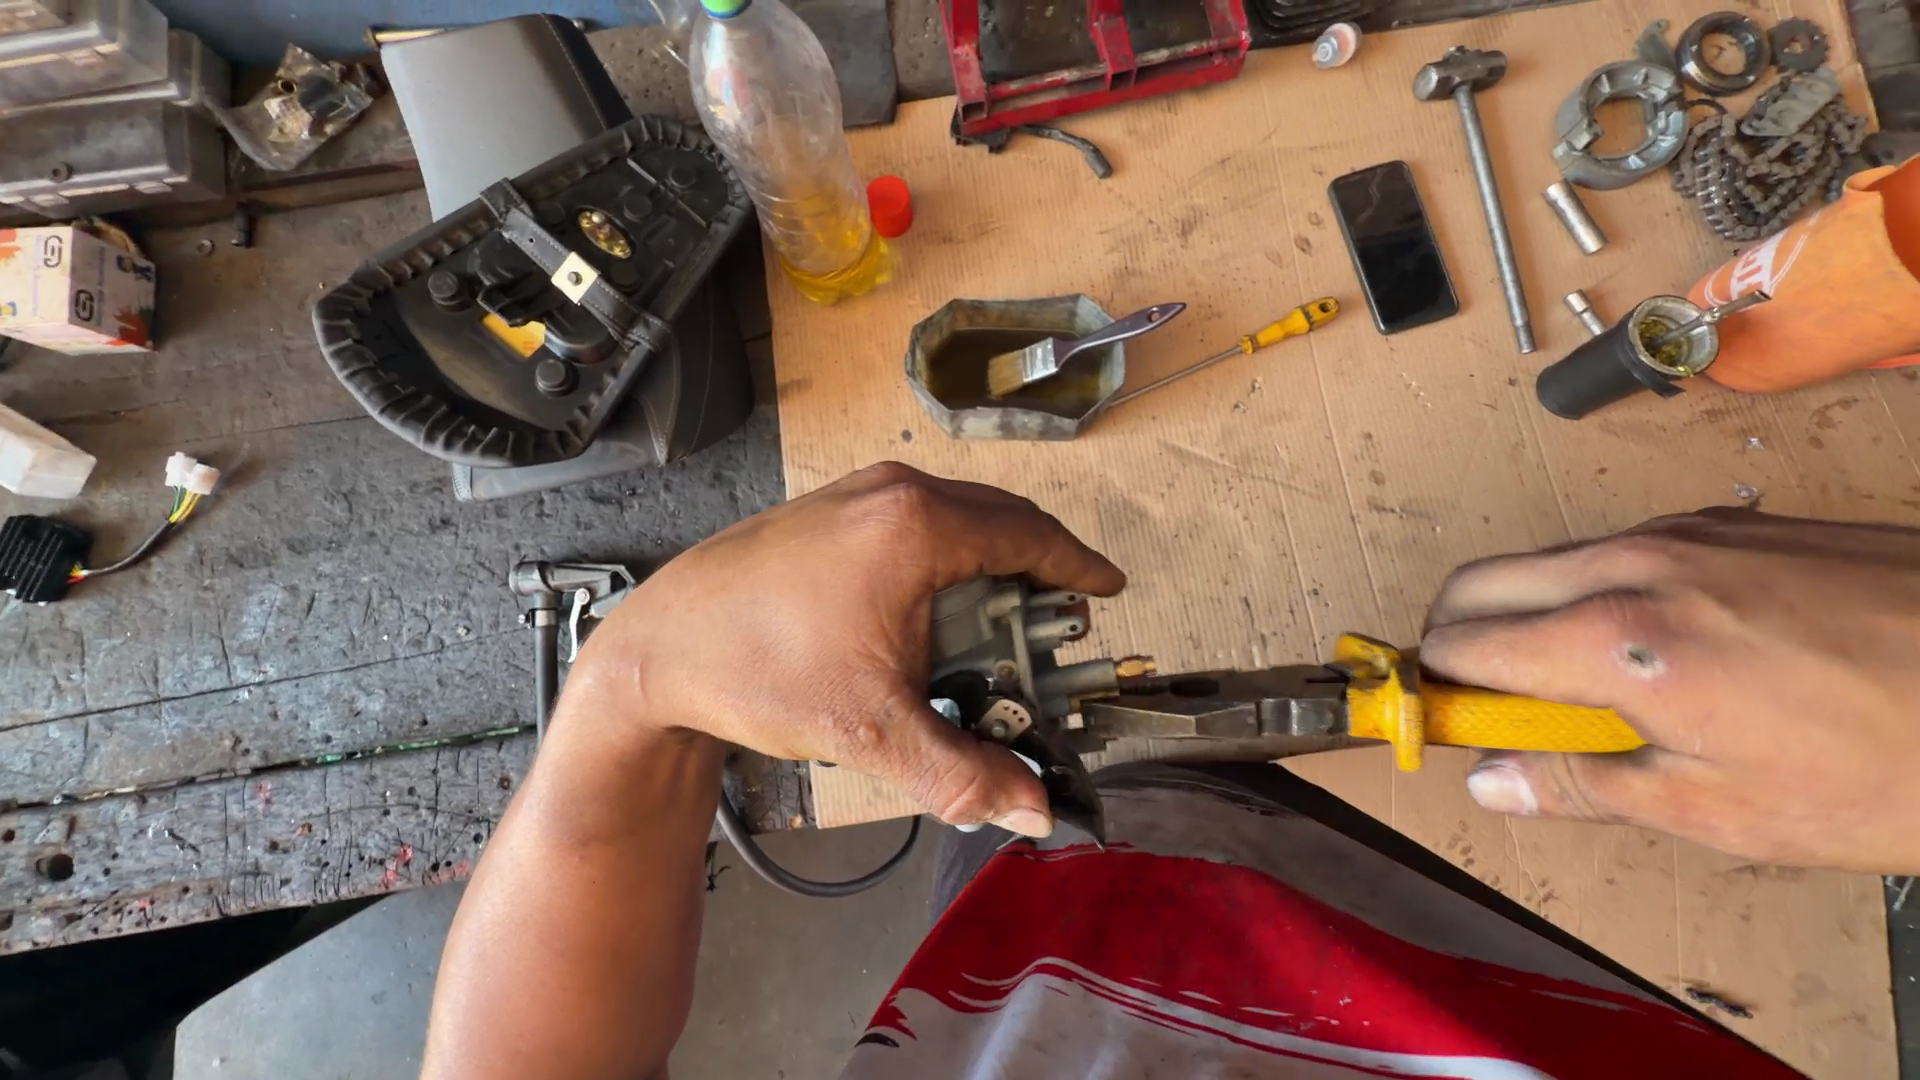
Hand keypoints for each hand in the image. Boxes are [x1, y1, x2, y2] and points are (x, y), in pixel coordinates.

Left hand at [570, 462, 1124, 837]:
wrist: (659, 647)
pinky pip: (918, 519)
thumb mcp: (872, 729)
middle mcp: (894, 492)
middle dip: (1039, 566)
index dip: (1077, 565)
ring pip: (958, 516)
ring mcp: (859, 492)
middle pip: (999, 519)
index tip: (1107, 588)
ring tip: (1003, 619)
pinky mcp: (833, 507)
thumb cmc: (759, 672)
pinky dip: (950, 554)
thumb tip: (1034, 810)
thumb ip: (965, 774)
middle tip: (1057, 620)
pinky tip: (938, 605)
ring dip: (992, 561)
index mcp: (917, 526)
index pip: (1029, 537)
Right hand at [1420, 508, 1919, 872]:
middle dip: (1451, 638)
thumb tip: (1490, 782)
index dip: (1431, 686)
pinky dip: (1580, 592)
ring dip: (1516, 615)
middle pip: (1469, 586)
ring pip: (1533, 566)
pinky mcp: (1717, 523)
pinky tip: (1648, 640)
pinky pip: (1602, 551)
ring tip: (1573, 677)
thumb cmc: (1906, 763)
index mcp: (1613, 640)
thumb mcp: (1727, 808)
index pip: (1458, 647)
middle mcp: (1624, 568)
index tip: (1437, 716)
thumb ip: (1580, 785)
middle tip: (1481, 696)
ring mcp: (1671, 535)